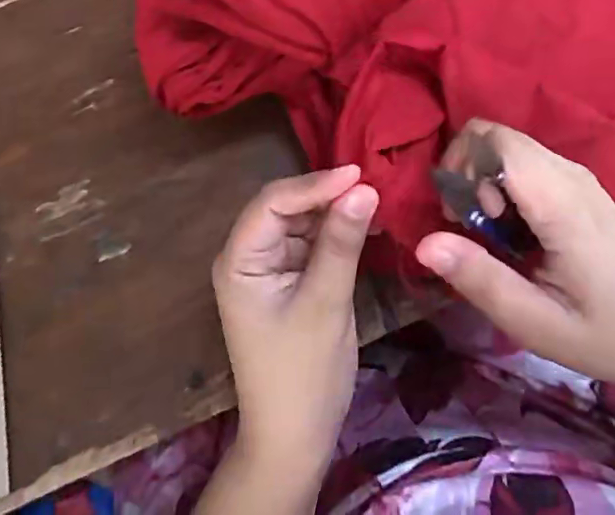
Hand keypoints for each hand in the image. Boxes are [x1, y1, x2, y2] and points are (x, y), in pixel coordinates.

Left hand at [212, 165, 378, 475]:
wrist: (296, 439)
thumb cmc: (303, 375)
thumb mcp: (326, 304)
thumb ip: (342, 243)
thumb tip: (365, 187)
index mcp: (239, 261)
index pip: (273, 203)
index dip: (314, 184)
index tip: (359, 174)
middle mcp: (248, 256)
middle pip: (286, 206)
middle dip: (326, 194)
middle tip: (372, 183)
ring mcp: (269, 267)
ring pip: (302, 220)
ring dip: (335, 210)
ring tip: (375, 200)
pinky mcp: (289, 278)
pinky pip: (312, 241)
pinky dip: (338, 232)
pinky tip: (366, 224)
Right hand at [416, 120, 614, 387]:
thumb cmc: (605, 334)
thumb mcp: (536, 323)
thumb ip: (480, 279)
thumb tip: (423, 243)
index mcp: (561, 202)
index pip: (496, 141)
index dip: (463, 167)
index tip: (462, 218)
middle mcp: (569, 173)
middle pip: (496, 134)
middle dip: (465, 169)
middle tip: (468, 223)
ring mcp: (576, 174)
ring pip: (507, 144)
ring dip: (482, 176)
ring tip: (489, 231)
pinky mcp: (576, 182)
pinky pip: (524, 159)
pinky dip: (501, 181)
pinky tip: (511, 228)